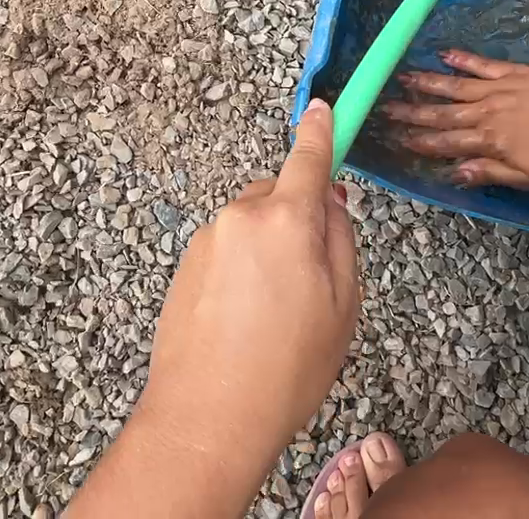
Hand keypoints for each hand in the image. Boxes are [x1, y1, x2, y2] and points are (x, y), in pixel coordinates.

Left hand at [134, 99, 358, 478]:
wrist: (205, 419)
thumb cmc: (284, 369)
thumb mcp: (342, 304)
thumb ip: (340, 239)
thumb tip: (330, 201)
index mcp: (286, 219)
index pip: (308, 158)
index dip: (320, 131)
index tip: (322, 108)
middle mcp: (242, 216)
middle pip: (279, 193)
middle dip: (297, 216)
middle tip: (309, 275)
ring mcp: (208, 238)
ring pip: (253, 222)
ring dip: (267, 246)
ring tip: (272, 310)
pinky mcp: (186, 262)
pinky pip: (227, 246)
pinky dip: (240, 266)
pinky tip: (243, 316)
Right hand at [381, 49, 528, 189]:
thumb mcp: (524, 177)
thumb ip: (487, 172)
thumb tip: (452, 172)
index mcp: (487, 141)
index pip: (446, 142)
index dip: (419, 141)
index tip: (396, 138)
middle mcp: (485, 113)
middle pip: (443, 113)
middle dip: (412, 112)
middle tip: (386, 107)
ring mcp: (498, 89)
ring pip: (456, 86)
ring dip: (428, 83)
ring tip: (403, 77)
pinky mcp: (514, 73)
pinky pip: (483, 65)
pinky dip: (462, 59)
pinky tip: (444, 54)